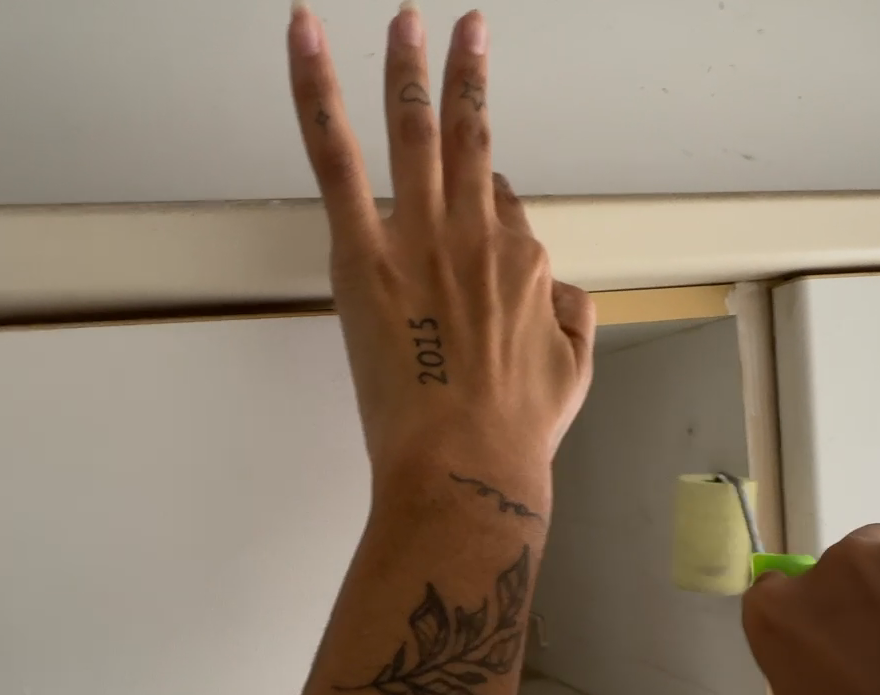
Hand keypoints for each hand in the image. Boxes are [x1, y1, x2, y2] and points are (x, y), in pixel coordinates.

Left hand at [286, 4, 592, 501]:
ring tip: (407, 21)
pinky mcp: (365, 256)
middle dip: (469, 82)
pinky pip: (337, 157)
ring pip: (417, 133)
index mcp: (527, 265)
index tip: (472, 211)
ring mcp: (422, 239)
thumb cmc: (515, 432)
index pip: (502, 210)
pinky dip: (317, 92)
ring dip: (411, 69)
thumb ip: (573, 319)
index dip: (486, 206)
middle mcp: (480, 235)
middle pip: (474, 144)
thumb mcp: (574, 374)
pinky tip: (305, 38)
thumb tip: (561, 291)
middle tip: (466, 34)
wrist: (468, 465)